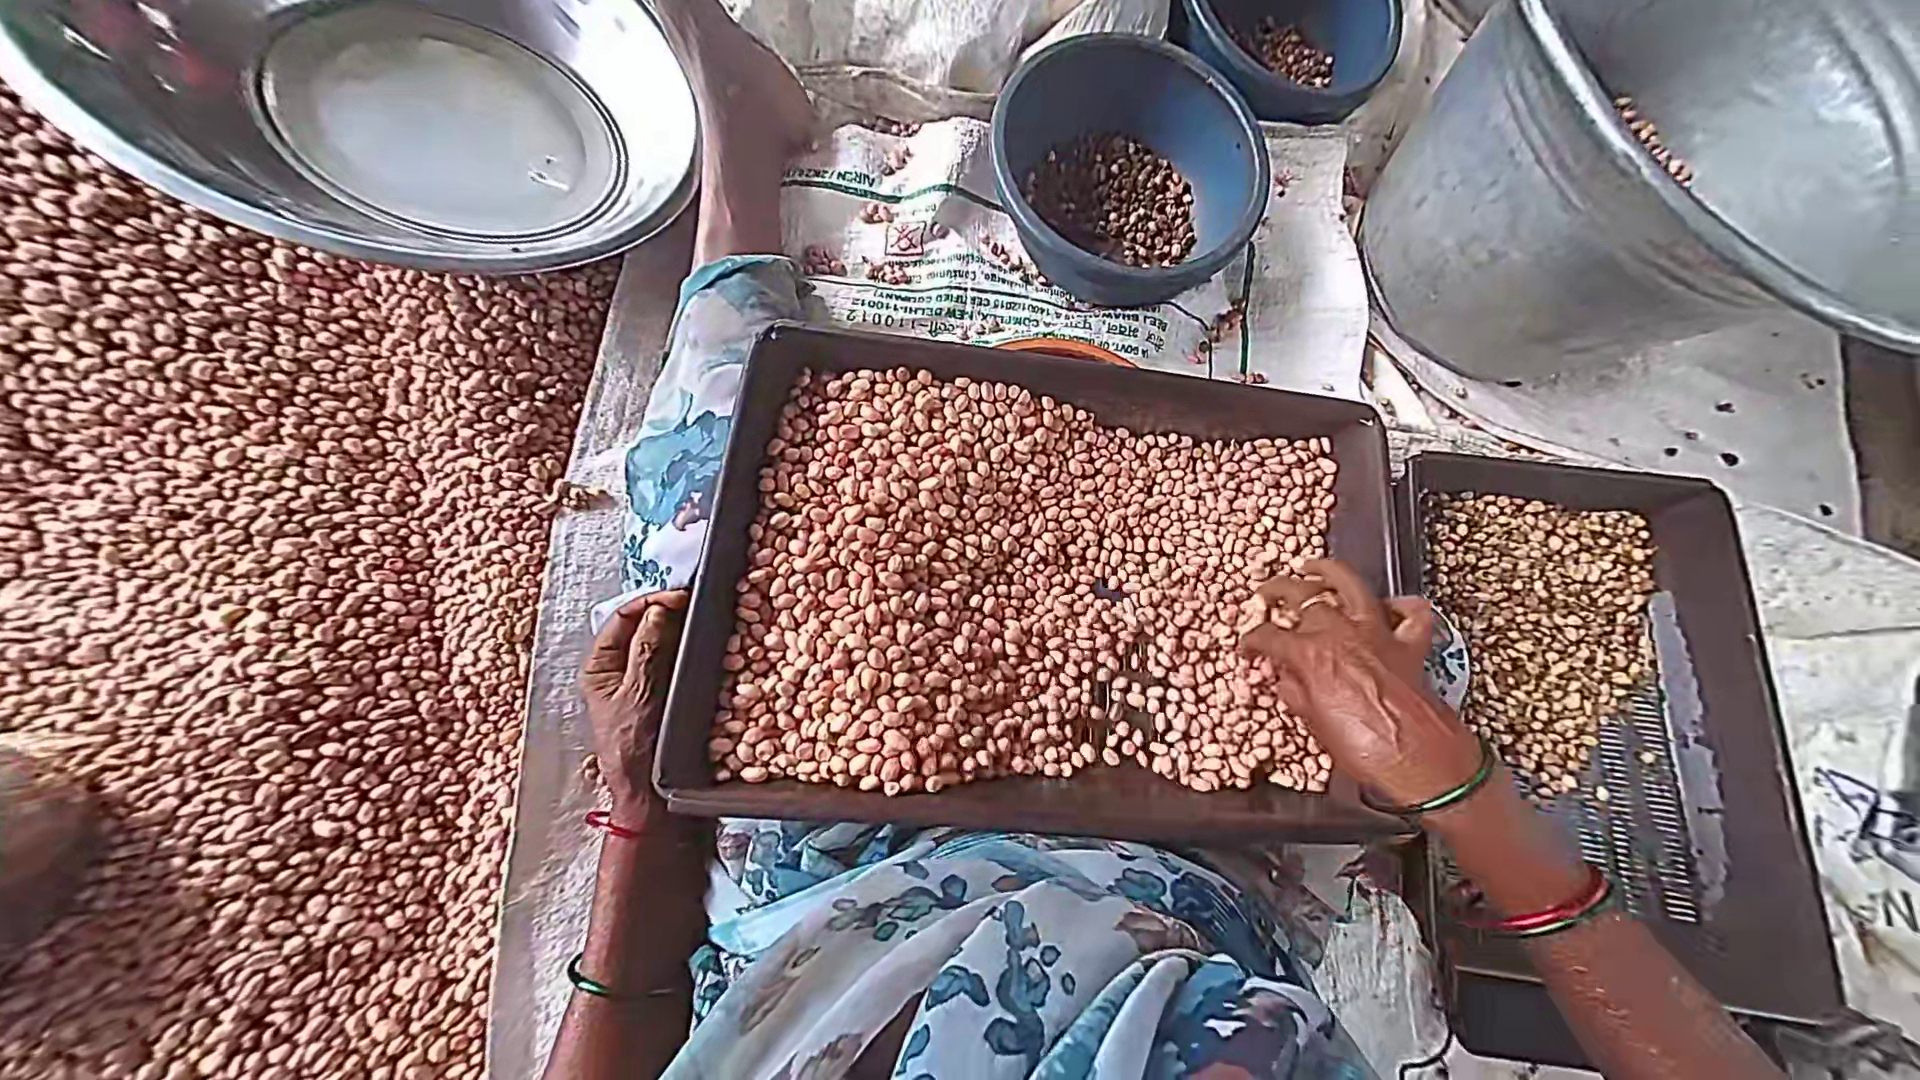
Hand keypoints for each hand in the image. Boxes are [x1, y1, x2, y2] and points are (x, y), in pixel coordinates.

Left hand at [580, 590, 688, 821]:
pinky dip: (693, 643)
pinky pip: (680, 655)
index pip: (623, 618)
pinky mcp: (669, 685)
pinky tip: (709, 637)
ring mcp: (648, 675)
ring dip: (684, 625)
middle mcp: (623, 666)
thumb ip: (646, 651)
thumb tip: (658, 608)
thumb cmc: (635, 746)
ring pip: (665, 637)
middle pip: (645, 623)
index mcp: (601, 666)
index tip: (680, 596)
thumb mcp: (637, 695)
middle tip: (698, 601)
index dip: (650, 601)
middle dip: (670, 609)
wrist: (653, 790)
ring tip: (706, 614)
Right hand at [1238, 559, 1481, 807]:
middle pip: (1301, 595)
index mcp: (1309, 654)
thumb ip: (1294, 689)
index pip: (1267, 635)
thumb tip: (1286, 675)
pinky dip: (1400, 606)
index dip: (1251, 641)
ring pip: (1351, 585)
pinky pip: (1411, 613)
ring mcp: (1378, 634)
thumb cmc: (1366, 750)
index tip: (1249, 649)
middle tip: (1267, 594)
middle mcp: (1341, 634)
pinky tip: (1388, 606)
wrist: (1424, 766)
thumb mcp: (1312, 721)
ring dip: (1329, 571)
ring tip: (1313, 567)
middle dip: (1277, 591)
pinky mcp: (1410, 646)